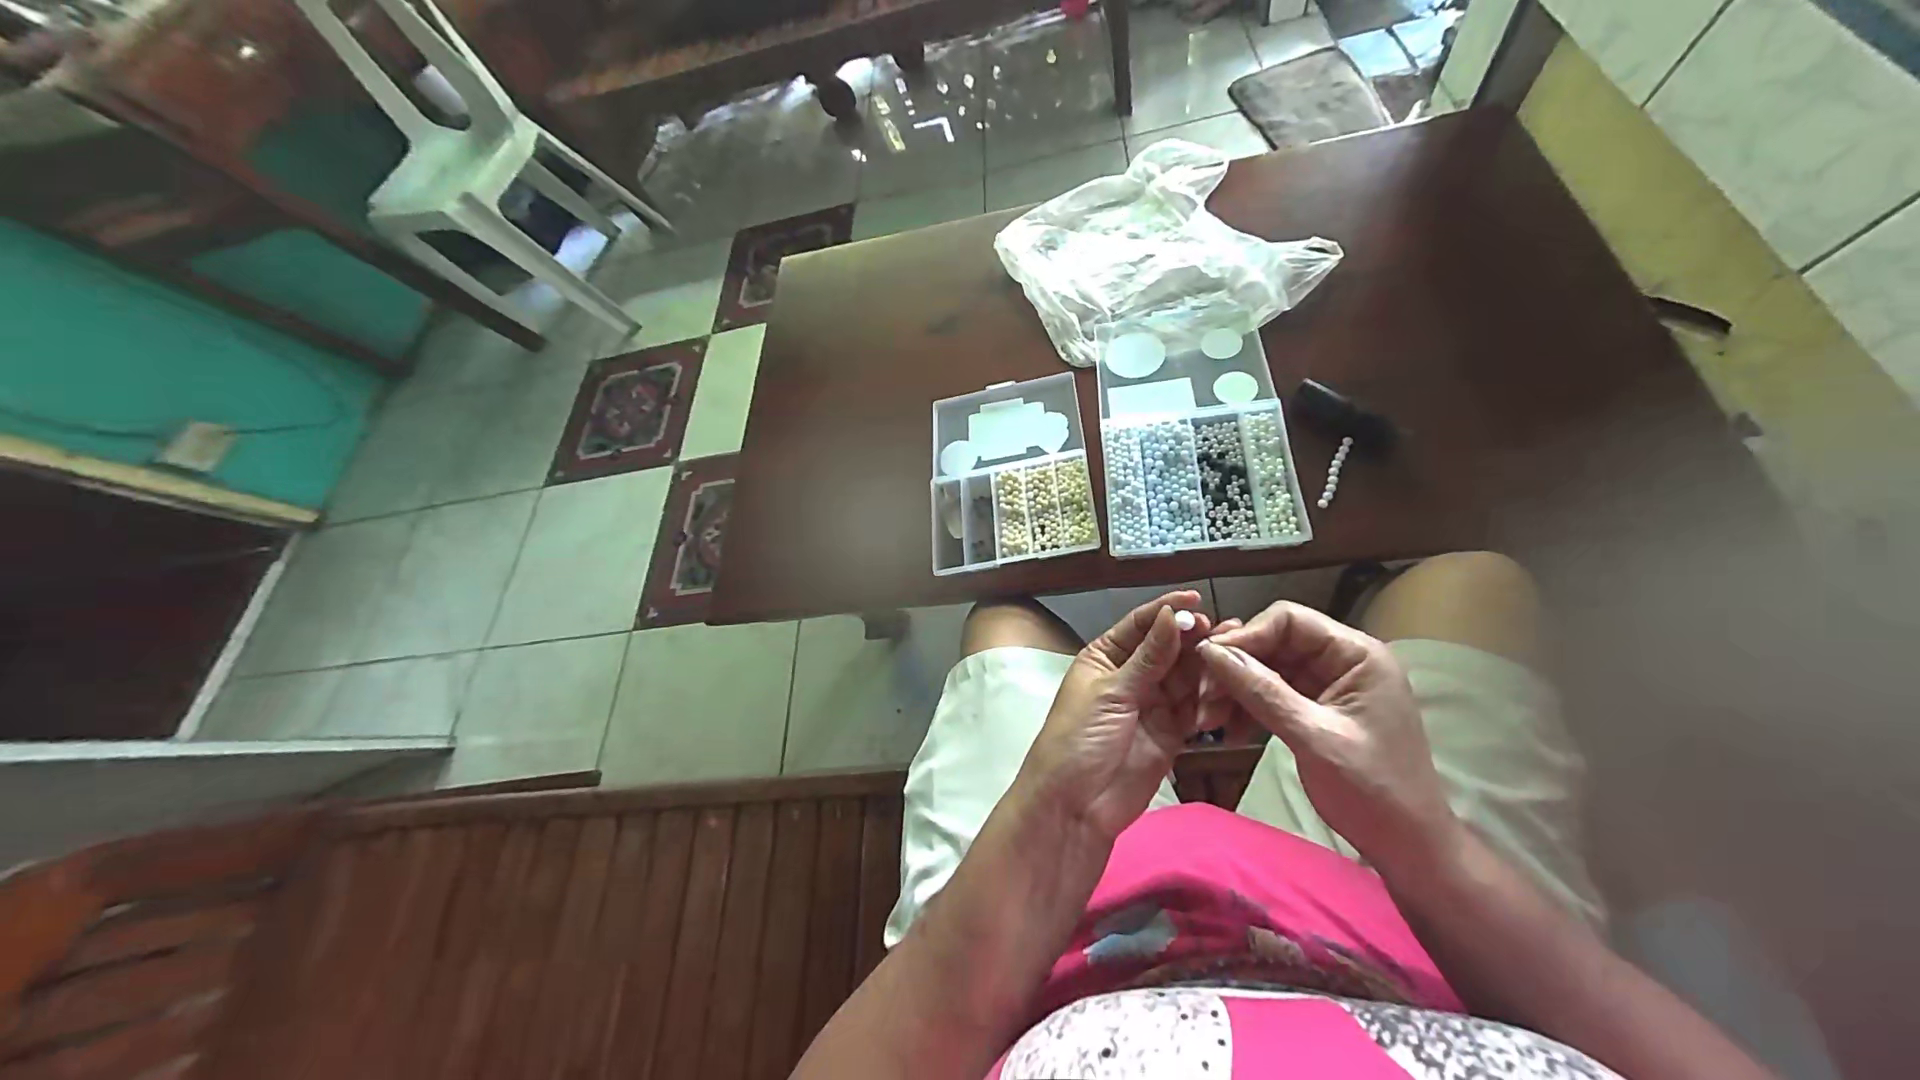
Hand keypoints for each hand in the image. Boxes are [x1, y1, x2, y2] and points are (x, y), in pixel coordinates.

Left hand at [1015, 591, 1211, 840]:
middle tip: (1225, 631)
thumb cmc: (1078, 738)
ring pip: (1185, 678)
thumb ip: (1148, 657)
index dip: (1167, 612)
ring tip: (1235, 656)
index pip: (1140, 625)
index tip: (1196, 601)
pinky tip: (1230, 689)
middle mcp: (1129, 676)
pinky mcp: (1170, 734)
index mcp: (1104, 657)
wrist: (1075, 806)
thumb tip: (1172, 616)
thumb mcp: (1112, 691)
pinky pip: (1195, 710)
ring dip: (1207, 668)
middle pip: (1168, 650)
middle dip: (1193, 640)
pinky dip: (1210, 701)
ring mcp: (1151, 705)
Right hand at [1195, 602, 1461, 873]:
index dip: (1245, 636)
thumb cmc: (1372, 791)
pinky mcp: (1313, 708)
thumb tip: (1211, 652)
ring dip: (1233, 690)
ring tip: (1207, 720)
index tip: (1208, 661)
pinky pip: (1268, 693)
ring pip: (1264, 668)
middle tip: (1202, 697)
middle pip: (1271, 643)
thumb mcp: (1312, 737)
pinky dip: (1244, 708)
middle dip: (1233, 667)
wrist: (1406, 847)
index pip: (1288, 620)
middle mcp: (1341, 661)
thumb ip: (1261, 690)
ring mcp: (1327, 685)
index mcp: (1356, 655)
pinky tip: (1225, 730)